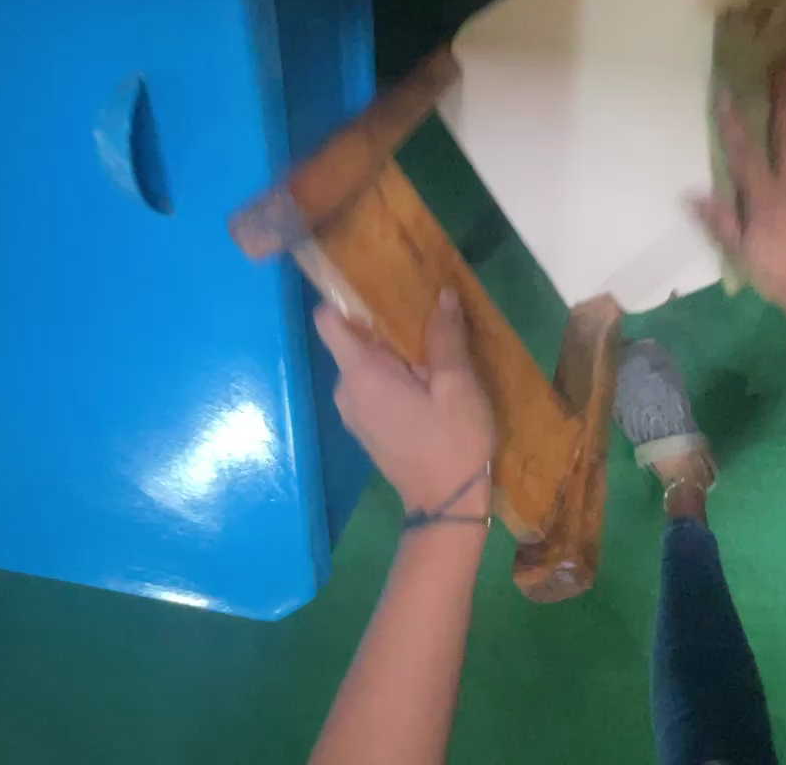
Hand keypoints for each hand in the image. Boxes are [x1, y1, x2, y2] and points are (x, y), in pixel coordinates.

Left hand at [314, 290, 495, 518]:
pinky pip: (372, 384)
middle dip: (385, 322)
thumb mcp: (457, 384)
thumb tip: (441, 296)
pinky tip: (427, 378)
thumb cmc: (452, 440)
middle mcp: (347, 389)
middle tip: (425, 312)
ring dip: (394, 350)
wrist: (448, 505)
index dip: (345, 296)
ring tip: (433, 344)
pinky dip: (394, 373)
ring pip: (366, 362)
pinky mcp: (366, 425)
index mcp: (362, 374)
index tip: (376, 280)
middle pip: (353, 338)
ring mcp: (353, 411)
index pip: (328, 320)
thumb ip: (445, 337)